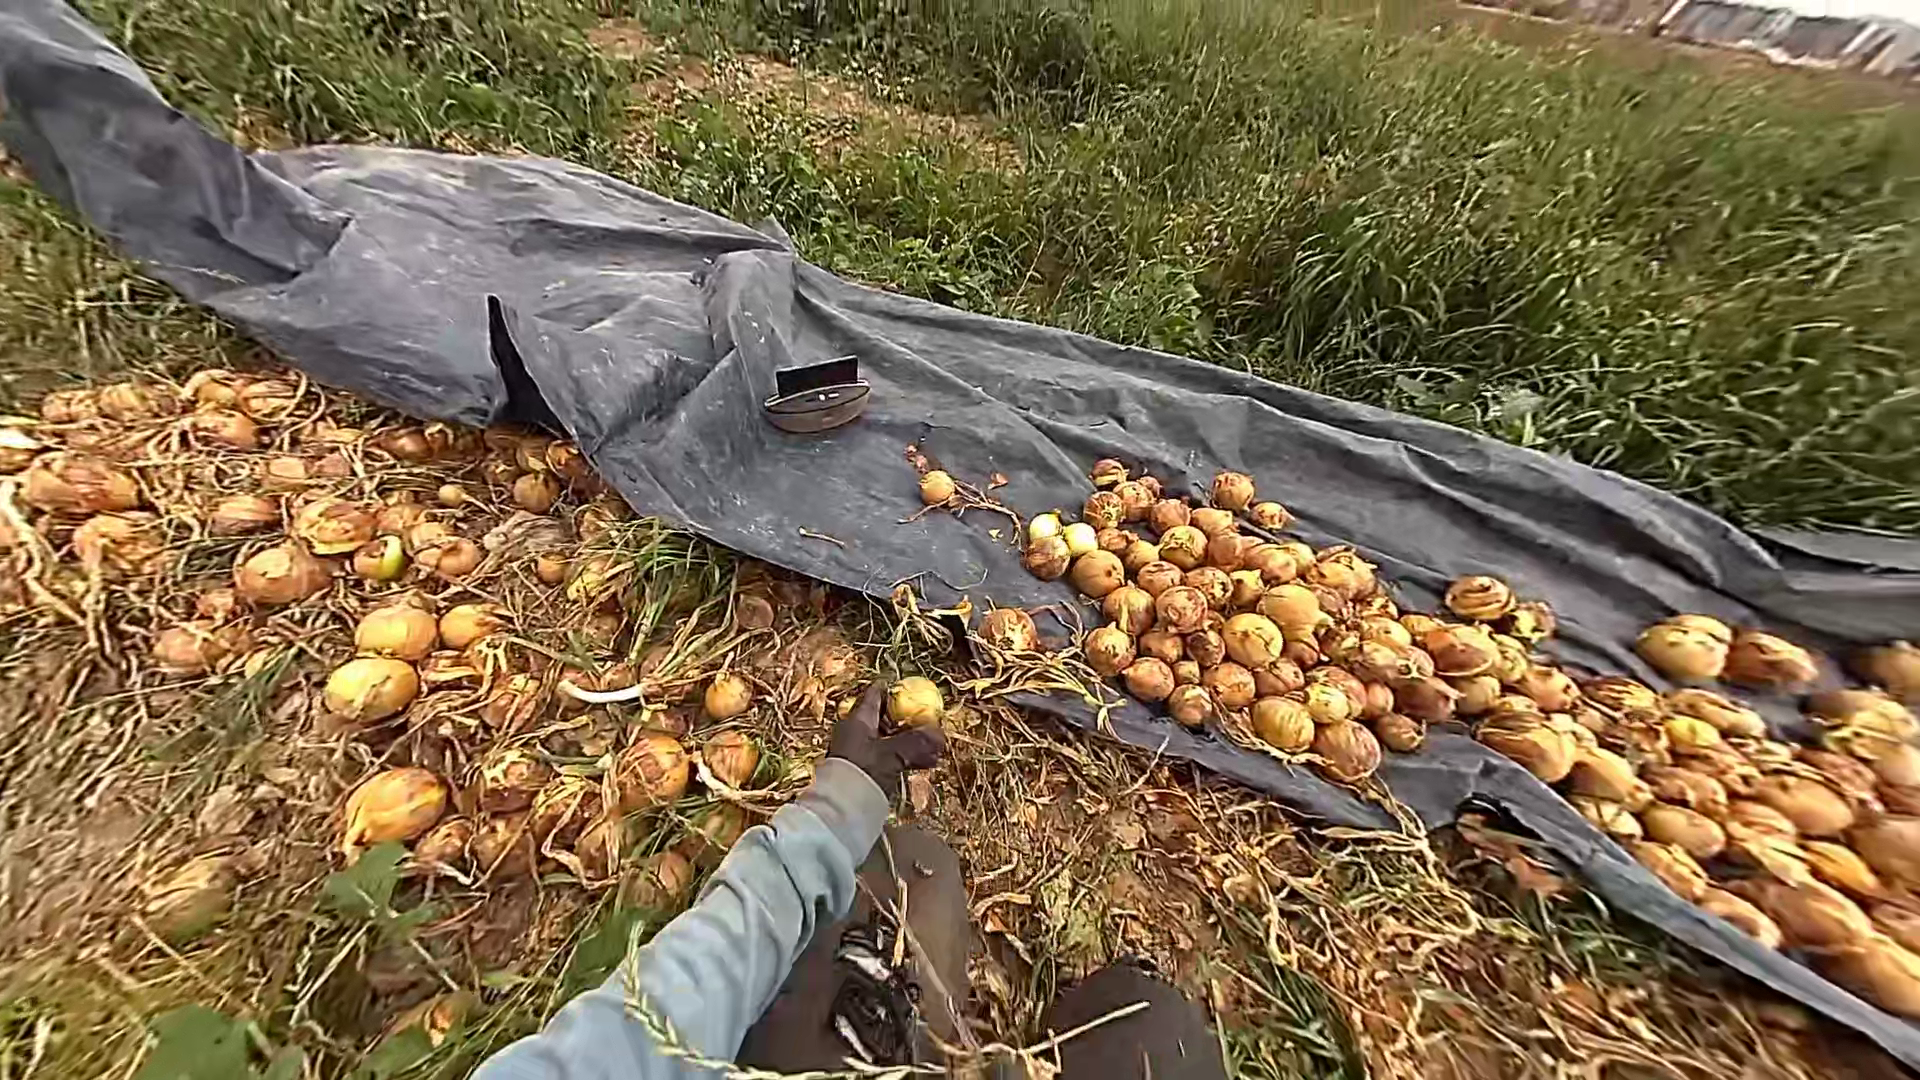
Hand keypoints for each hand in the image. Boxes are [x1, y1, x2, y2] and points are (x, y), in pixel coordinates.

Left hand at [829, 682, 943, 799]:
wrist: (840, 809)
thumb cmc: (862, 771)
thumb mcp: (892, 753)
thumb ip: (916, 743)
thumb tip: (939, 734)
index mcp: (858, 720)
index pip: (876, 695)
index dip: (894, 691)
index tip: (913, 691)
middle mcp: (856, 733)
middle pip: (886, 719)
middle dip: (910, 721)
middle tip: (930, 723)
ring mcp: (859, 753)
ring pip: (890, 741)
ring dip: (912, 743)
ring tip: (936, 748)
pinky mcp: (864, 772)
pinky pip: (890, 759)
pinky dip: (907, 758)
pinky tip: (927, 763)